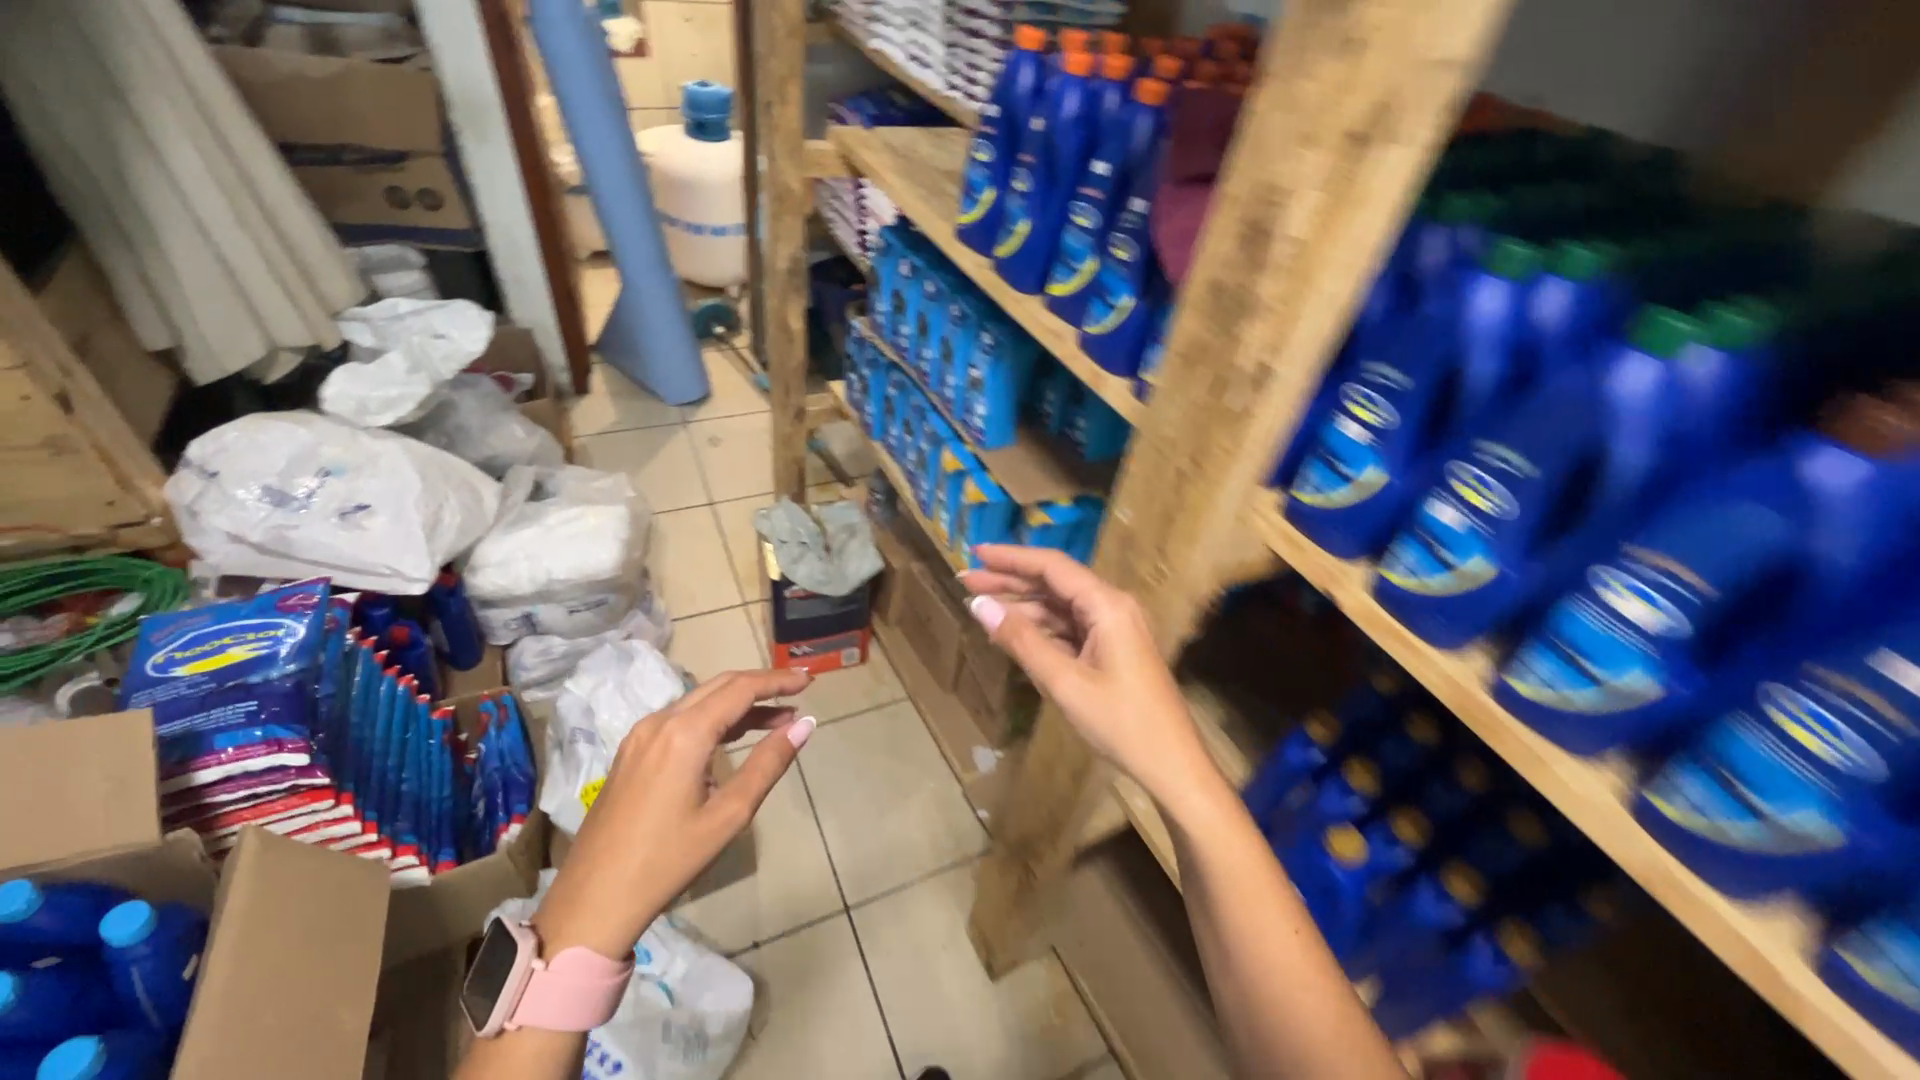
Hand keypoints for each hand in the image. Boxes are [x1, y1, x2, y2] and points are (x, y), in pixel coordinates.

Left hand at [530, 669, 816, 960]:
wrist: (594, 898)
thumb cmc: (669, 859)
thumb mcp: (729, 814)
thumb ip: (768, 763)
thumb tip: (804, 725)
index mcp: (684, 733)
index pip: (741, 689)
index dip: (777, 681)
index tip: (808, 681)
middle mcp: (659, 722)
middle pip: (719, 686)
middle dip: (760, 685)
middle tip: (798, 692)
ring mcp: (640, 736)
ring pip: (699, 702)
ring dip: (739, 704)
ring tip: (778, 719)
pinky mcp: (631, 753)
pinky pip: (680, 720)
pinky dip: (714, 719)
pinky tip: (734, 736)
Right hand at [959, 545, 1224, 815]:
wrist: (1172, 764)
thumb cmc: (1122, 723)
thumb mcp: (1065, 683)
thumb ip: (1022, 641)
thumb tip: (980, 607)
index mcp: (1107, 606)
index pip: (1052, 567)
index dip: (1011, 558)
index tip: (976, 552)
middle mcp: (1113, 607)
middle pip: (1055, 583)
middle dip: (1010, 580)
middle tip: (966, 581)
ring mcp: (1114, 629)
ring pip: (1061, 607)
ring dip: (1022, 606)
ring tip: (980, 607)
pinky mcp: (1112, 649)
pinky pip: (1070, 628)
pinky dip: (1040, 629)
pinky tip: (1011, 634)